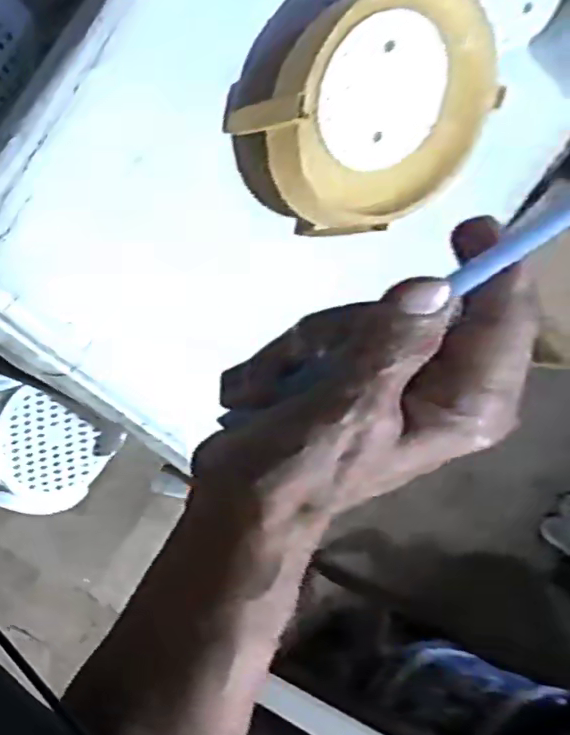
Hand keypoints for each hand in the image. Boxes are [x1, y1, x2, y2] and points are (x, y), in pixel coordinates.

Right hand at [192, 217, 538, 532]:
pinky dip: (267, 369)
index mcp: (462, 402)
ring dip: (286, 357)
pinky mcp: (328, 389)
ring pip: (338, 333)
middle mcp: (429, 390)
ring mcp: (374, 388)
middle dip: (331, 335)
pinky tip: (252, 398)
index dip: (491, 275)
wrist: (239, 504)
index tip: (477, 230)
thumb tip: (433, 287)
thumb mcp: (343, 409)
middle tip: (293, 363)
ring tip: (259, 393)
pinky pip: (301, 351)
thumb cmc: (297, 469)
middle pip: (395, 320)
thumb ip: (387, 349)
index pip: (495, 324)